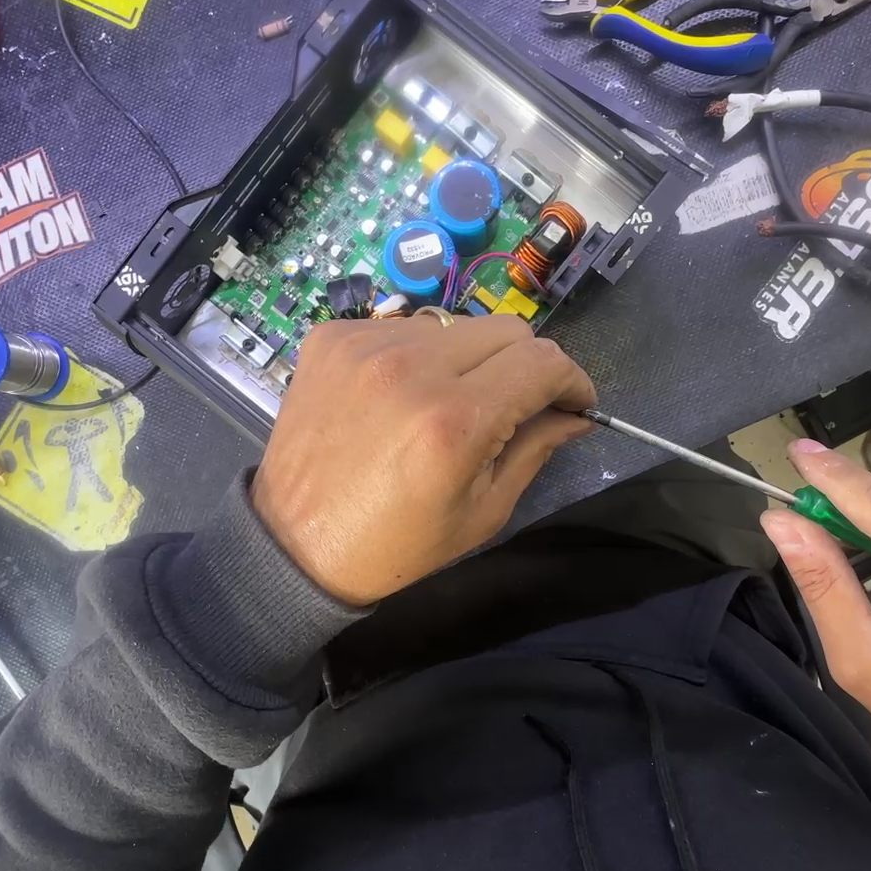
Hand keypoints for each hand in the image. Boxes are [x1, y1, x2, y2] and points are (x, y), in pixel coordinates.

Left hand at [252, 315, 594, 605]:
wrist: (294, 544)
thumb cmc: (395, 545)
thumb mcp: (482, 512)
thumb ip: (536, 449)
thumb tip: (576, 414)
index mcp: (454, 421)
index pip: (543, 362)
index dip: (572, 380)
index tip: (574, 402)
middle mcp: (410, 366)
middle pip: (506, 330)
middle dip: (527, 366)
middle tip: (517, 406)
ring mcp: (365, 344)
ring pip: (455, 325)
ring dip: (470, 359)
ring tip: (450, 403)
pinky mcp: (332, 337)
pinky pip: (404, 327)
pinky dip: (418, 356)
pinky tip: (403, 395)